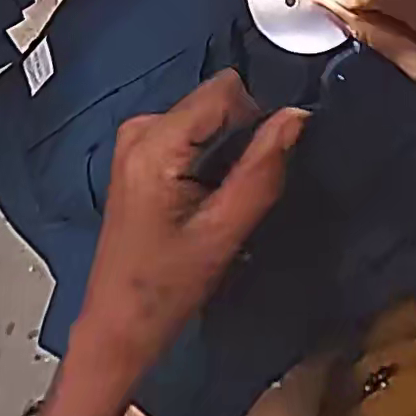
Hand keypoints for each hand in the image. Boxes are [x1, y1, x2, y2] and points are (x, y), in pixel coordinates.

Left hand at [71, 71, 308, 380]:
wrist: (118, 325)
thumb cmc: (167, 287)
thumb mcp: (225, 231)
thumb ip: (263, 168)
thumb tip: (297, 114)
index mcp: (155, 141)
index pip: (225, 90)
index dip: (255, 118)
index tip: (257, 164)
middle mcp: (141, 125)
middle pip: (215, 98)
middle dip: (239, 134)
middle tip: (234, 189)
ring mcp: (136, 135)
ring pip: (208, 113)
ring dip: (225, 145)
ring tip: (218, 195)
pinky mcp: (139, 148)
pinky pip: (192, 128)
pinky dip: (208, 152)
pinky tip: (202, 192)